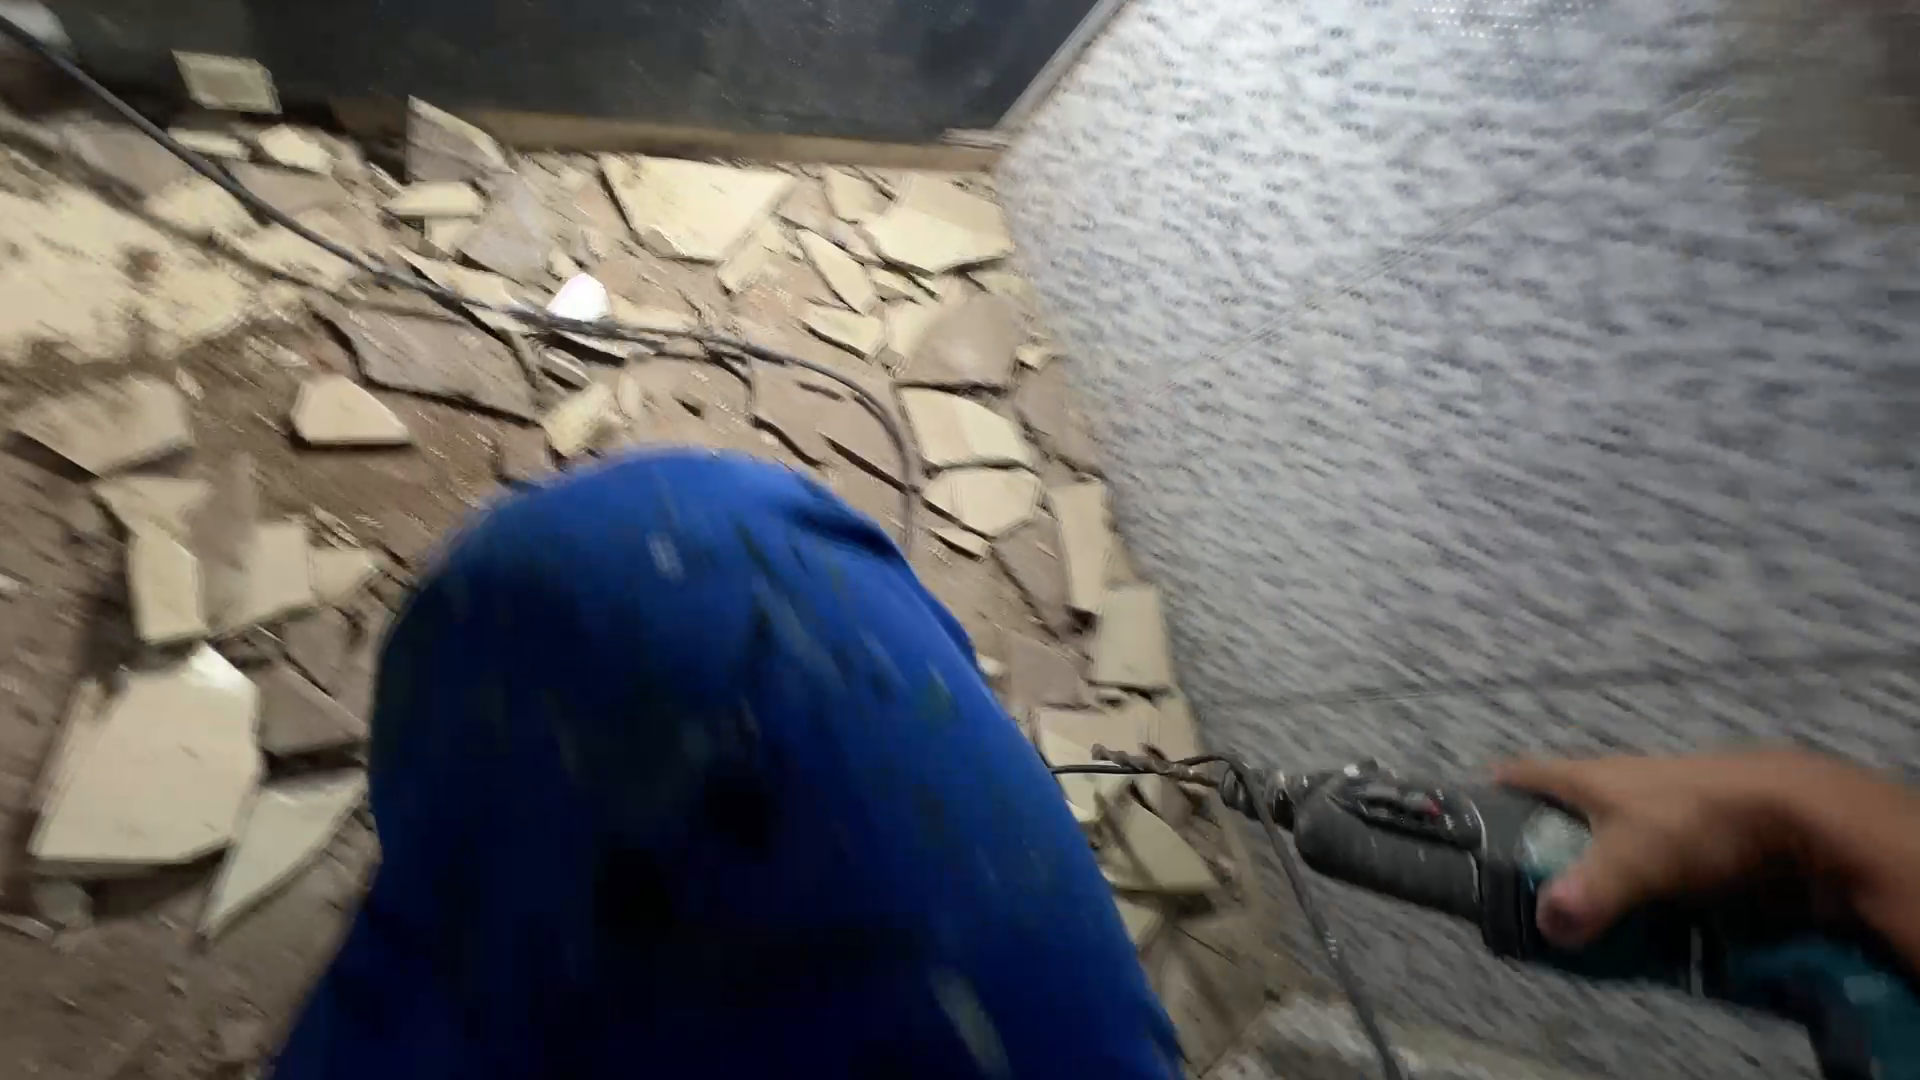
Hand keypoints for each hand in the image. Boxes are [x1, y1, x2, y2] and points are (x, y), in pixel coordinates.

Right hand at [1492, 749, 1845, 947]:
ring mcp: (1666, 792)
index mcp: (1587, 776)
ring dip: (1602, 842)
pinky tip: (1658, 887)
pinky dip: (1651, 856)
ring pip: (1618, 814)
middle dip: (1548, 823)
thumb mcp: (1634, 861)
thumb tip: (1545, 927)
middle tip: (1533, 863)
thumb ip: (1588, 893)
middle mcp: (1618, 777)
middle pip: (1569, 794)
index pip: (1525, 771)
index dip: (1498, 785)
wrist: (1806, 813)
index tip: (1476, 804)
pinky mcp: (1708, 812)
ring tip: (1594, 884)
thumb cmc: (1695, 822)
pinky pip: (1662, 834)